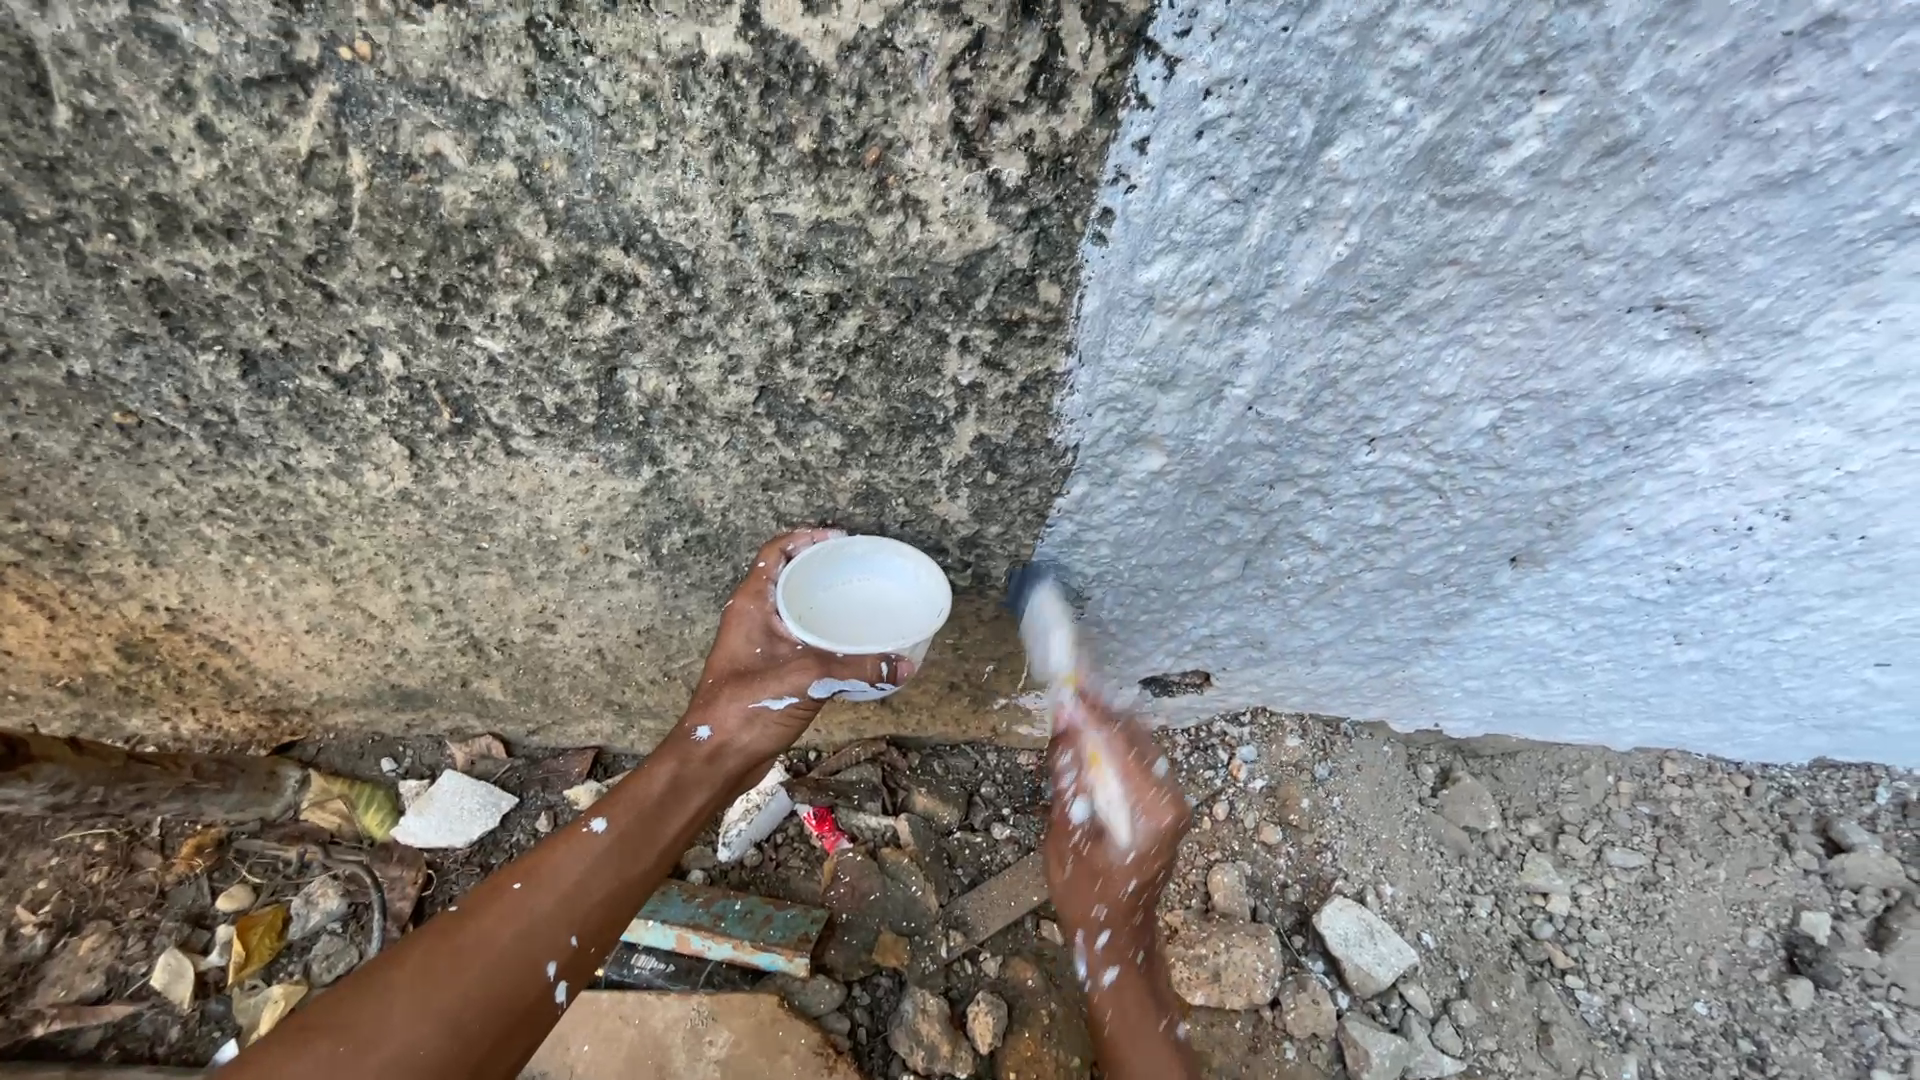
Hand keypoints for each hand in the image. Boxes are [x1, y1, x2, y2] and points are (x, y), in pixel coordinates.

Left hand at [673, 528, 916, 776]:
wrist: (715, 760)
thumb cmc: (745, 710)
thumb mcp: (806, 679)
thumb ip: (857, 670)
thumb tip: (904, 665)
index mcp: (752, 605)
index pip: (775, 552)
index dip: (805, 537)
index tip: (839, 539)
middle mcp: (755, 619)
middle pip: (789, 577)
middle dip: (821, 568)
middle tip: (858, 569)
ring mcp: (761, 646)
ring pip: (797, 611)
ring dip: (825, 604)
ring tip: (862, 602)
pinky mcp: (772, 672)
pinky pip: (803, 641)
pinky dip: (826, 637)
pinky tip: (854, 646)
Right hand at [1043, 690, 1190, 959]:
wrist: (1117, 936)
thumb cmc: (1087, 895)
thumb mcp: (1065, 835)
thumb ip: (1067, 776)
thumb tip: (1063, 720)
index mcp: (1154, 809)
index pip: (1119, 743)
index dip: (1089, 713)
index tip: (1064, 686)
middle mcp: (1173, 798)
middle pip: (1133, 735)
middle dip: (1098, 710)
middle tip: (1065, 686)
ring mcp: (1173, 800)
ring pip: (1137, 742)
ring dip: (1104, 722)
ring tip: (1072, 704)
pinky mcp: (1164, 802)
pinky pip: (1137, 757)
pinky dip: (1111, 741)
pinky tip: (1087, 734)